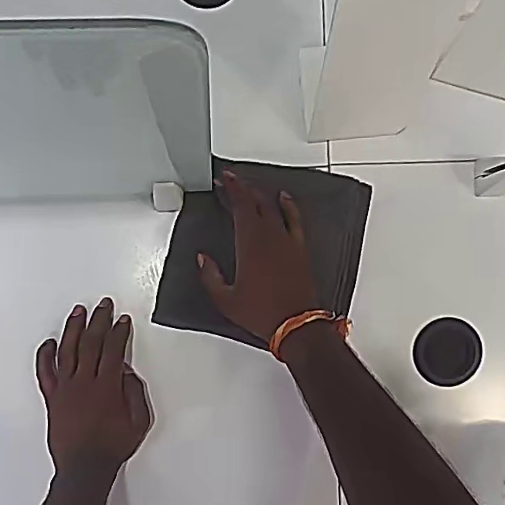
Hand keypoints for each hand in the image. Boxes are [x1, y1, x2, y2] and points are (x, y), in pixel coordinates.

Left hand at [35, 298, 152, 479]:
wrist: (84, 467)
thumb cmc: (111, 447)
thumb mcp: (139, 421)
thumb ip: (135, 393)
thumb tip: (127, 374)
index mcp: (107, 386)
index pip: (114, 349)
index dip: (119, 332)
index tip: (122, 321)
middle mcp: (84, 383)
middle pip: (91, 342)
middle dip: (99, 320)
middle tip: (104, 307)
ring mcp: (66, 389)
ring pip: (68, 350)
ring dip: (74, 328)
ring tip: (78, 312)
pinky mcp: (53, 398)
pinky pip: (46, 371)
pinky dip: (46, 354)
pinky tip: (50, 343)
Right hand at [197, 170, 322, 341]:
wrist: (297, 324)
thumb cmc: (262, 313)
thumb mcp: (226, 299)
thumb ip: (211, 276)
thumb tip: (204, 259)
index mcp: (250, 243)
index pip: (240, 205)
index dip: (231, 188)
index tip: (223, 179)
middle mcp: (270, 236)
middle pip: (256, 201)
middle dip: (242, 188)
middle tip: (231, 182)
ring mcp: (288, 240)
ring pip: (274, 206)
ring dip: (261, 194)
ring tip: (251, 188)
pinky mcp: (300, 248)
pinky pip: (295, 219)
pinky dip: (289, 205)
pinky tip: (284, 198)